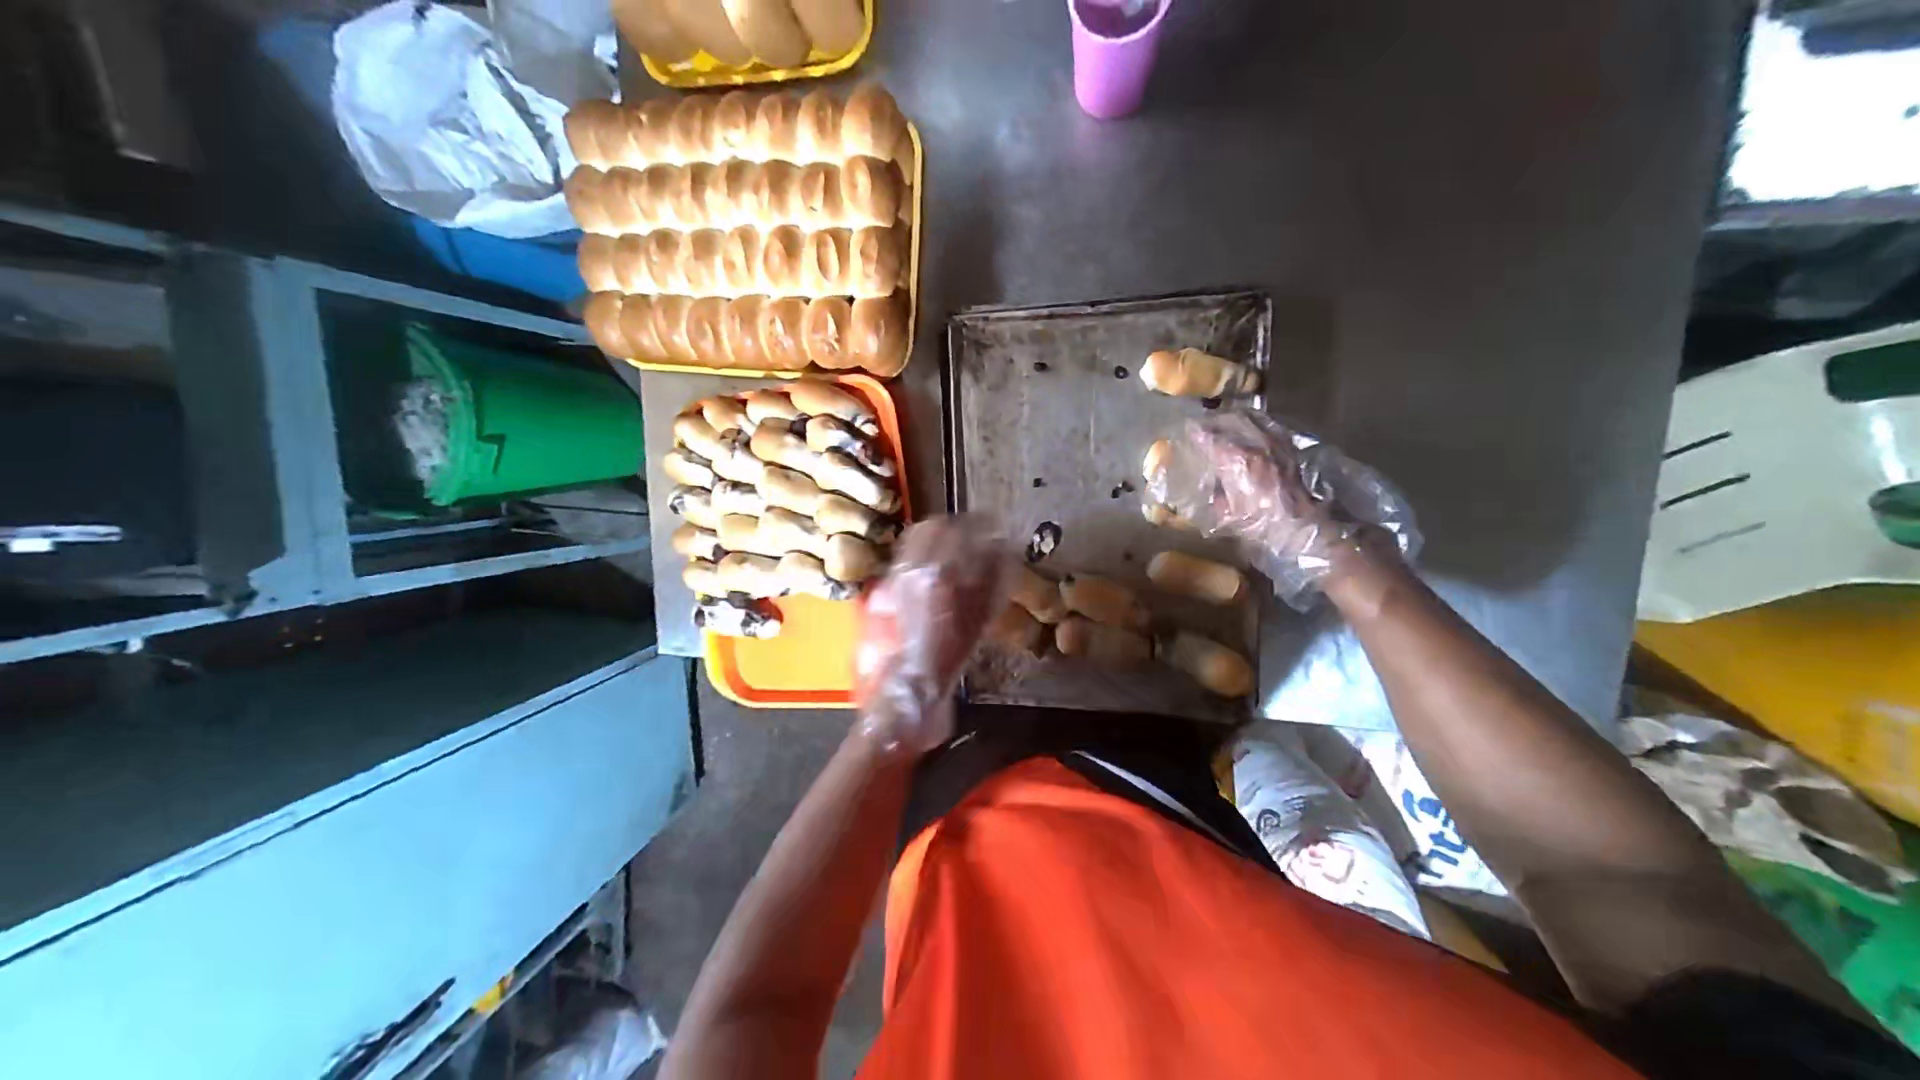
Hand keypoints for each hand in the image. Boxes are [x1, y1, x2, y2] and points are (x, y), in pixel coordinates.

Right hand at [852, 516, 1009, 756]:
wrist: (909, 692)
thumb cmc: (882, 659)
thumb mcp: (875, 613)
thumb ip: (890, 586)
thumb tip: (902, 572)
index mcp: (906, 573)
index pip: (927, 531)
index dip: (938, 525)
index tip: (944, 524)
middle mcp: (939, 577)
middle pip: (959, 534)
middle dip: (968, 526)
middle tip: (977, 522)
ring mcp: (965, 595)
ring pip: (984, 553)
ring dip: (990, 540)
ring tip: (997, 533)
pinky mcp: (982, 615)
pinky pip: (999, 582)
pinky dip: (1003, 568)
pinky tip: (1007, 560)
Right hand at [1144, 411, 1420, 608]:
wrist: (1307, 530)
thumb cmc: (1263, 528)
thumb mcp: (1229, 517)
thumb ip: (1216, 497)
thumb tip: (1211, 487)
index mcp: (1236, 461)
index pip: (1209, 437)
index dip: (1195, 433)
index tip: (1187, 431)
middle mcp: (1256, 445)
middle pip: (1231, 420)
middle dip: (1214, 421)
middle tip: (1203, 425)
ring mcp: (1276, 444)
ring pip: (1253, 419)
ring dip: (1236, 419)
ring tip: (1226, 423)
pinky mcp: (1291, 449)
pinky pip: (1269, 427)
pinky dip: (1257, 425)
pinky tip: (1252, 432)